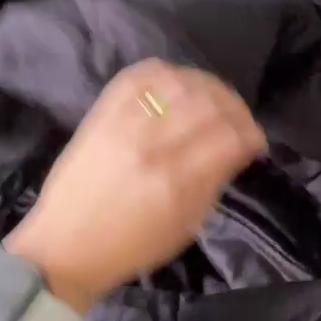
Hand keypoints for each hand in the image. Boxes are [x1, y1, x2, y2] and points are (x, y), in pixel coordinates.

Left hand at [5, 59, 265, 312]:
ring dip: (209, 88)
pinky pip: (140, 75)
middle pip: (209, 104)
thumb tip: (240, 148)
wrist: (64, 247)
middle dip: (236, 109)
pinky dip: (169, 73)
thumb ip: (214, 181)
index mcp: (175, 182)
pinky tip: (182, 85)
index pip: (229, 137)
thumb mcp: (186, 225)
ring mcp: (123, 125)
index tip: (255, 142)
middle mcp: (151, 147)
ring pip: (180, 83)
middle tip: (240, 121)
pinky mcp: (101, 114)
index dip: (252, 133)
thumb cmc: (131, 246)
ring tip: (216, 101)